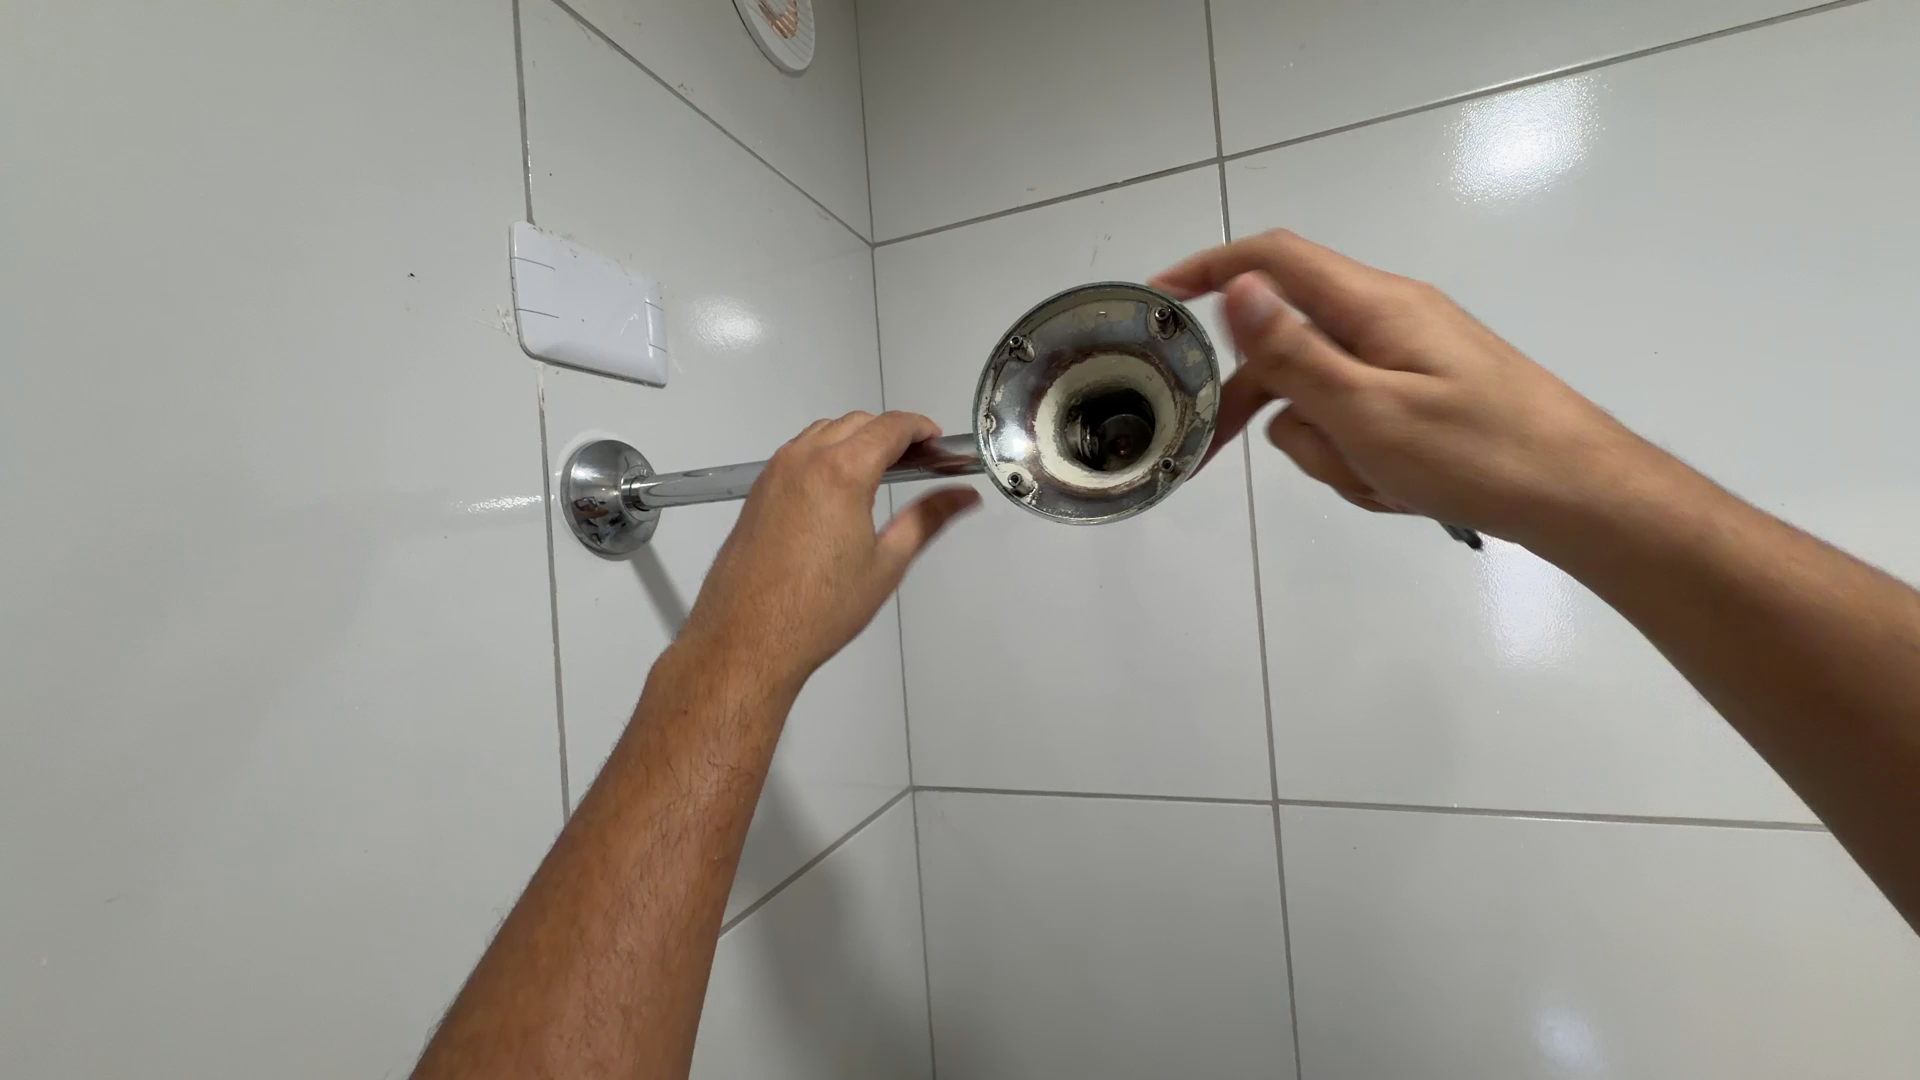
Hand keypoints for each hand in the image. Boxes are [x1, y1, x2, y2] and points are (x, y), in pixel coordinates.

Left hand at [675, 411, 980, 694]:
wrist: (748, 638)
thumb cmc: (816, 609)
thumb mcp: (887, 562)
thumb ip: (929, 518)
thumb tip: (963, 497)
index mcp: (841, 472)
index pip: (890, 427)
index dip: (921, 428)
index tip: (937, 442)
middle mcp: (804, 460)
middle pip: (858, 422)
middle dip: (891, 433)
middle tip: (918, 461)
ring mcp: (775, 472)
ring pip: (825, 432)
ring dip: (857, 439)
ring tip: (882, 473)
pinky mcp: (758, 490)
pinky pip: (799, 452)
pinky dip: (827, 454)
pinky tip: (840, 490)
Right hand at [1152, 230, 1664, 544]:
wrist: (1580, 498)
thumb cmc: (1478, 453)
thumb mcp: (1367, 411)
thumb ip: (1294, 352)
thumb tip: (1237, 288)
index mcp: (1371, 307)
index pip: (1272, 259)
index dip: (1208, 269)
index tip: (1155, 300)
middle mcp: (1381, 321)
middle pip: (1282, 346)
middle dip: (1254, 402)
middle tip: (1212, 454)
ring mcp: (1398, 360)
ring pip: (1310, 395)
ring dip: (1321, 445)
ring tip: (1371, 476)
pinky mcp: (1411, 395)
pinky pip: (1347, 420)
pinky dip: (1352, 455)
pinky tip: (1390, 483)